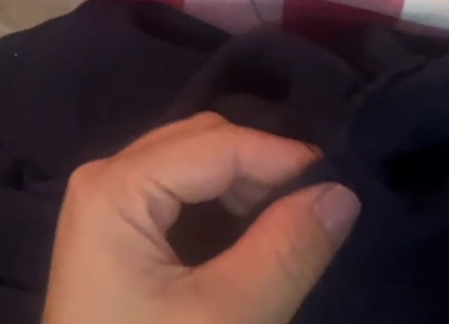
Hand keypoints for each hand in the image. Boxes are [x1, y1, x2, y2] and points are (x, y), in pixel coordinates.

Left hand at [42, 113, 359, 323]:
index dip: (280, 154)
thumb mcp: (224, 317)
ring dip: (243, 185)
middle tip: (321, 204)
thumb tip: (341, 193)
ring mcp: (105, 200)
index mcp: (115, 185)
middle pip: (196, 142)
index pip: (212, 143)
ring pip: (188, 163)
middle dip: (260, 165)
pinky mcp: (114, 229)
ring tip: (294, 222)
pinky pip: (174, 191)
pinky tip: (253, 234)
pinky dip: (218, 205)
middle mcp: (104, 175)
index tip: (344, 180)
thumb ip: (284, 251)